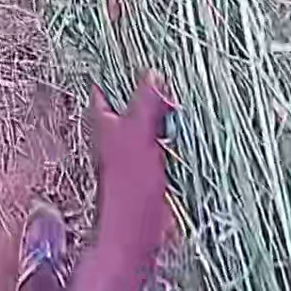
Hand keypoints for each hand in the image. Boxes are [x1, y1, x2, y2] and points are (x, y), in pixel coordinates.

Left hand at [90, 74, 172, 263]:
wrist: (135, 236)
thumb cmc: (129, 184)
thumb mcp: (139, 135)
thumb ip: (146, 104)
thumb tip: (153, 73)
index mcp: (103, 118)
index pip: (107, 84)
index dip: (120, 69)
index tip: (143, 55)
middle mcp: (115, 130)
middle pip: (131, 100)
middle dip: (150, 91)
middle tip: (172, 79)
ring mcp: (132, 149)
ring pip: (149, 120)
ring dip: (164, 113)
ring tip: (183, 100)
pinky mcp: (149, 167)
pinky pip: (161, 141)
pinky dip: (173, 134)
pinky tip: (187, 130)